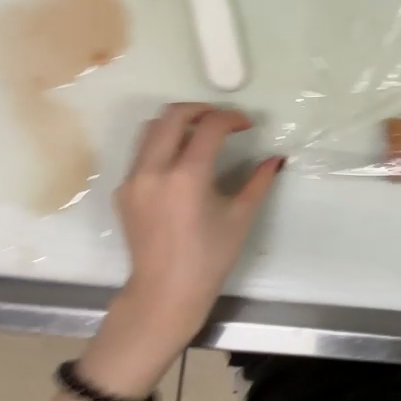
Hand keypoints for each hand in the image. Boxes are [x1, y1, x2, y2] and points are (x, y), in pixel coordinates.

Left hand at [81, 104, 282, 395]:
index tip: (246, 125)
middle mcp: (155, 169)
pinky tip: (180, 162)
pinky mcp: (124, 190)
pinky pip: (141, 153)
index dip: (232, 118)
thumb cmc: (209, 259)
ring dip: (177, 123)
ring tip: (199, 133)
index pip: (210, 127)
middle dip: (201, 109)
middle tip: (221, 119)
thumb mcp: (240, 217)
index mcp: (187, 176)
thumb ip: (258, 182)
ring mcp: (134, 179)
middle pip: (172, 115)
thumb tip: (276, 158)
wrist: (165, 292)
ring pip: (150, 129)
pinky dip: (162, 145)